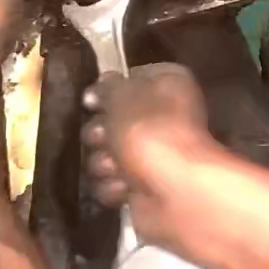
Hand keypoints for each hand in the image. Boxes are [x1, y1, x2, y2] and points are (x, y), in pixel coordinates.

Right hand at [81, 63, 228, 250]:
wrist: (177, 190)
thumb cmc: (151, 131)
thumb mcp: (123, 95)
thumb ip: (108, 87)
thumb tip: (103, 85)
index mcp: (169, 84)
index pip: (131, 78)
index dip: (108, 90)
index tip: (91, 101)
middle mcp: (164, 116)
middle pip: (112, 119)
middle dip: (100, 131)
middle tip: (103, 137)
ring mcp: (155, 154)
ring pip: (107, 154)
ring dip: (104, 162)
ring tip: (115, 167)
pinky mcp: (145, 186)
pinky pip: (113, 182)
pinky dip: (114, 186)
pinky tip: (124, 188)